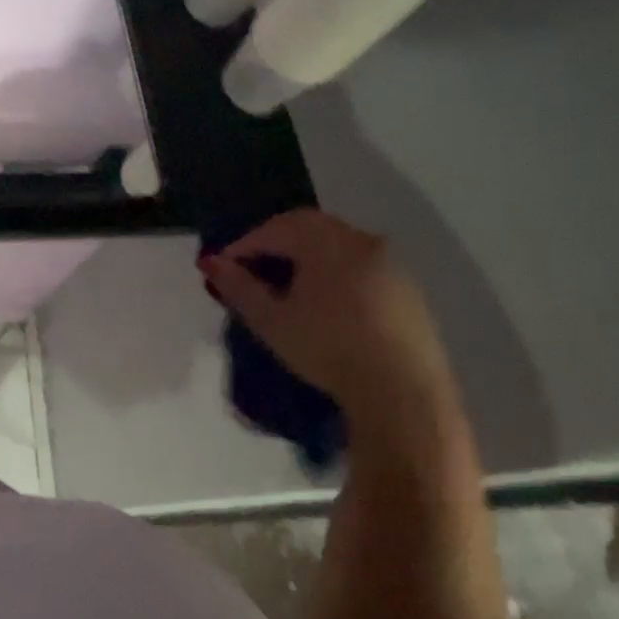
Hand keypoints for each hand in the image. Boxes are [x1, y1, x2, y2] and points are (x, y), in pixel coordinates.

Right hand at [199, 209, 456, 427]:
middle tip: (253, 269)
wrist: (402, 391)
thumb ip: (238, 286)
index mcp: (326, 242)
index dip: (244, 245)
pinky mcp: (408, 290)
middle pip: (309, 227)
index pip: (274, 229)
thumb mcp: (271, 320)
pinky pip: (362, 266)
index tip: (223, 267)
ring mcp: (391, 264)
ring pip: (338, 244)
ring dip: (308, 256)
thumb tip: (210, 262)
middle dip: (276, 242)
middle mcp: (361, 241)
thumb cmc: (327, 348)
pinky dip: (336, 271)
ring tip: (288, 286)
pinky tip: (327, 303)